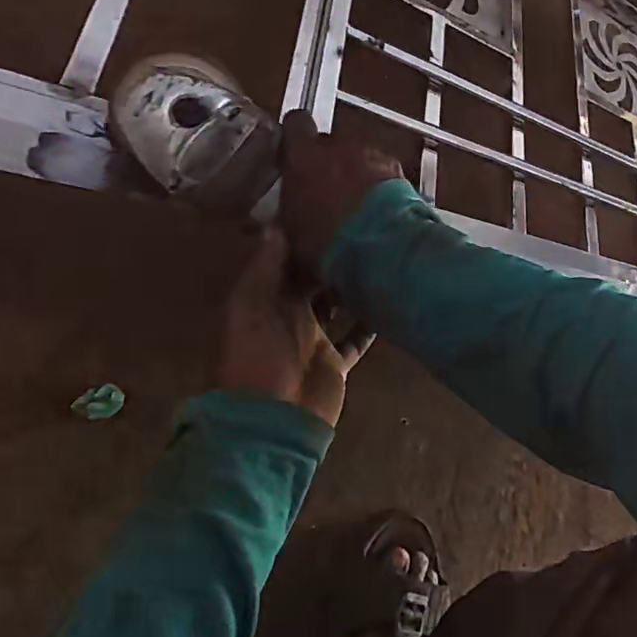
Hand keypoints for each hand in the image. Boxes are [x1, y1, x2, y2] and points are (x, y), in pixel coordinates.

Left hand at [218, 228, 367, 426]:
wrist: (267, 425)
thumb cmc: (253, 359)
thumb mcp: (248, 308)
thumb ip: (264, 268)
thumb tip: (277, 225)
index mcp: (264, 299)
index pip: (285, 262)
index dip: (302, 240)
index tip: (327, 212)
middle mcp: (289, 315)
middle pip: (313, 281)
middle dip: (331, 260)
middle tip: (362, 230)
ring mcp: (314, 340)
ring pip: (337, 305)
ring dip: (352, 287)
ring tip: (379, 258)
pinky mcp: (335, 363)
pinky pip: (355, 338)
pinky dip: (369, 324)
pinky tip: (388, 301)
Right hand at [279, 110, 403, 269]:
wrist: (382, 247)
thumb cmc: (328, 243)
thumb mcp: (292, 235)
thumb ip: (288, 215)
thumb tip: (284, 222)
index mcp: (303, 157)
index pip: (295, 123)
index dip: (296, 134)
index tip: (294, 150)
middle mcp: (337, 146)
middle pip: (329, 139)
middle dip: (326, 159)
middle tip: (323, 186)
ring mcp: (370, 154)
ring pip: (357, 154)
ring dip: (354, 172)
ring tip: (354, 203)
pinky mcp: (396, 168)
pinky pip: (381, 169)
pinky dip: (378, 184)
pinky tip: (377, 209)